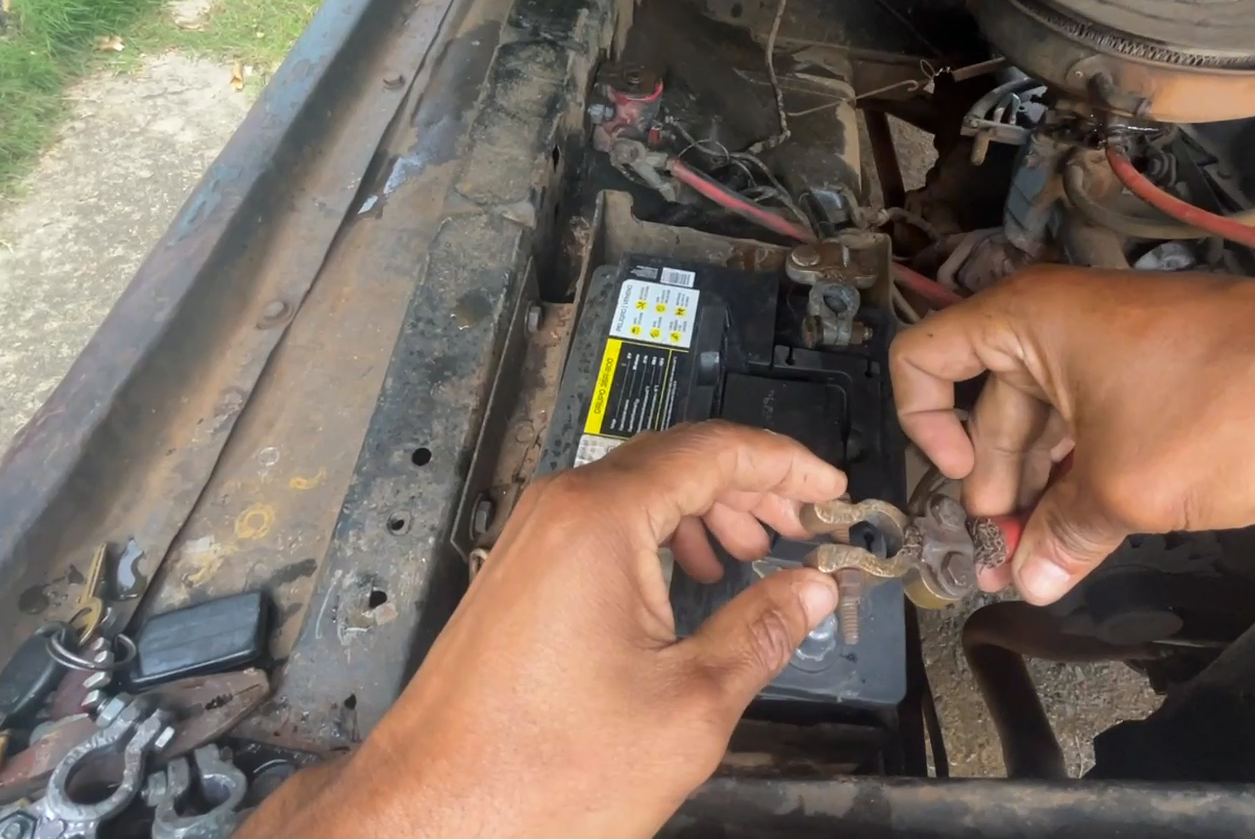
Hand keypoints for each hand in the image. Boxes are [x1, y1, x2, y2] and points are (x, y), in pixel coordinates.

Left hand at [239, 421, 844, 838]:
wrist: (426, 820)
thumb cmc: (544, 772)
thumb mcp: (685, 706)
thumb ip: (761, 629)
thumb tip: (813, 588)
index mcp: (602, 516)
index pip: (714, 451)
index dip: (783, 464)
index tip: (828, 487)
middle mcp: (564, 502)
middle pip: (679, 458)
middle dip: (751, 486)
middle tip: (802, 526)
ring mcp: (538, 528)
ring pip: (645, 485)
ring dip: (709, 508)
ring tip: (755, 552)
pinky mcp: (528, 560)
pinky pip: (612, 517)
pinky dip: (664, 531)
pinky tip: (691, 576)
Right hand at [890, 265, 1254, 603]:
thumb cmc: (1225, 414)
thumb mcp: (1126, 487)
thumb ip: (1063, 536)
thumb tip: (1029, 587)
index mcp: (1025, 318)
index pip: (922, 356)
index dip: (923, 425)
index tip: (962, 483)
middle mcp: (1057, 319)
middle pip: (990, 401)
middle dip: (996, 482)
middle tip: (1009, 554)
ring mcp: (1113, 340)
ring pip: (1047, 416)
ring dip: (1042, 486)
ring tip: (1048, 556)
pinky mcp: (1159, 364)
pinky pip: (1095, 416)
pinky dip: (1085, 468)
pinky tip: (1092, 524)